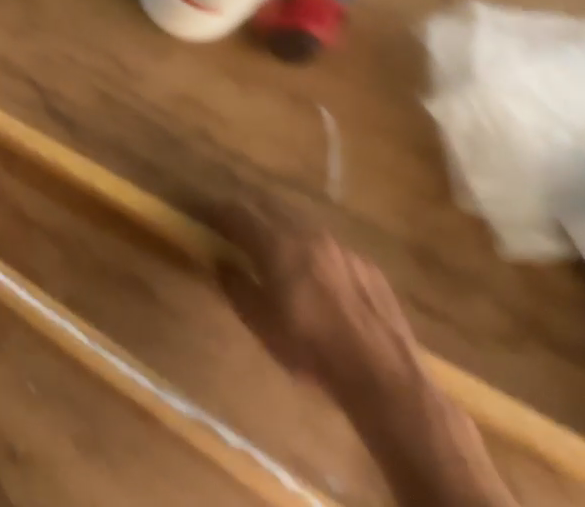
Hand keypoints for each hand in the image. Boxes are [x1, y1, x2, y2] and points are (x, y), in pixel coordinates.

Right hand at [207, 197, 421, 405]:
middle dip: (247, 213)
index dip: (215, 212)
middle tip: (231, 226)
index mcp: (277, 245)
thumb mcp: (258, 321)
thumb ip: (235, 285)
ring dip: (280, 228)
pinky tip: (312, 274)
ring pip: (302, 225)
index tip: (200, 215)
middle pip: (270, 208)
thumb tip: (223, 262)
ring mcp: (344, 250)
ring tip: (271, 248)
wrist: (384, 376)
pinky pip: (329, 246)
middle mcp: (310, 237)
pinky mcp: (368, 268)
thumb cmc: (310, 348)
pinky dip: (309, 249)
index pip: (237, 213)